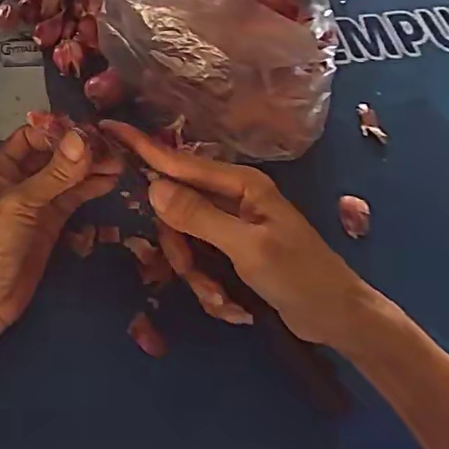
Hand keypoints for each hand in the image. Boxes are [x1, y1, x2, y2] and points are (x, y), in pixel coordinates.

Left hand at [0, 124, 122, 335]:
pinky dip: (91, 188)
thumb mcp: (21, 204)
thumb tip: (83, 139)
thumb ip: (54, 174)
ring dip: (90, 168)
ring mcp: (36, 201)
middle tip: (113, 145)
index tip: (90, 129)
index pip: (31, 137)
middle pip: (53, 155)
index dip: (58, 131)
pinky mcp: (51, 222)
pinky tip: (111, 180)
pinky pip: (73, 198)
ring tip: (120, 161)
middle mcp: (18, 179)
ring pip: (66, 176)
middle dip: (80, 149)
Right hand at [101, 121, 380, 346]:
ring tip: (224, 301)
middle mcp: (230, 196)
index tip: (107, 127)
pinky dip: (209, 287)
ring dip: (198, 276)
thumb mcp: (248, 249)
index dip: (141, 145)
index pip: (177, 160)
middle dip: (181, 250)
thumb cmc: (302, 278)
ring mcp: (229, 222)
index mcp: (238, 184)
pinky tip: (233, 306)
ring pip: (183, 239)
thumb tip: (152, 187)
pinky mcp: (229, 247)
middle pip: (175, 210)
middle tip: (196, 278)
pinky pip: (198, 259)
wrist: (341, 320)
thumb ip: (198, 216)